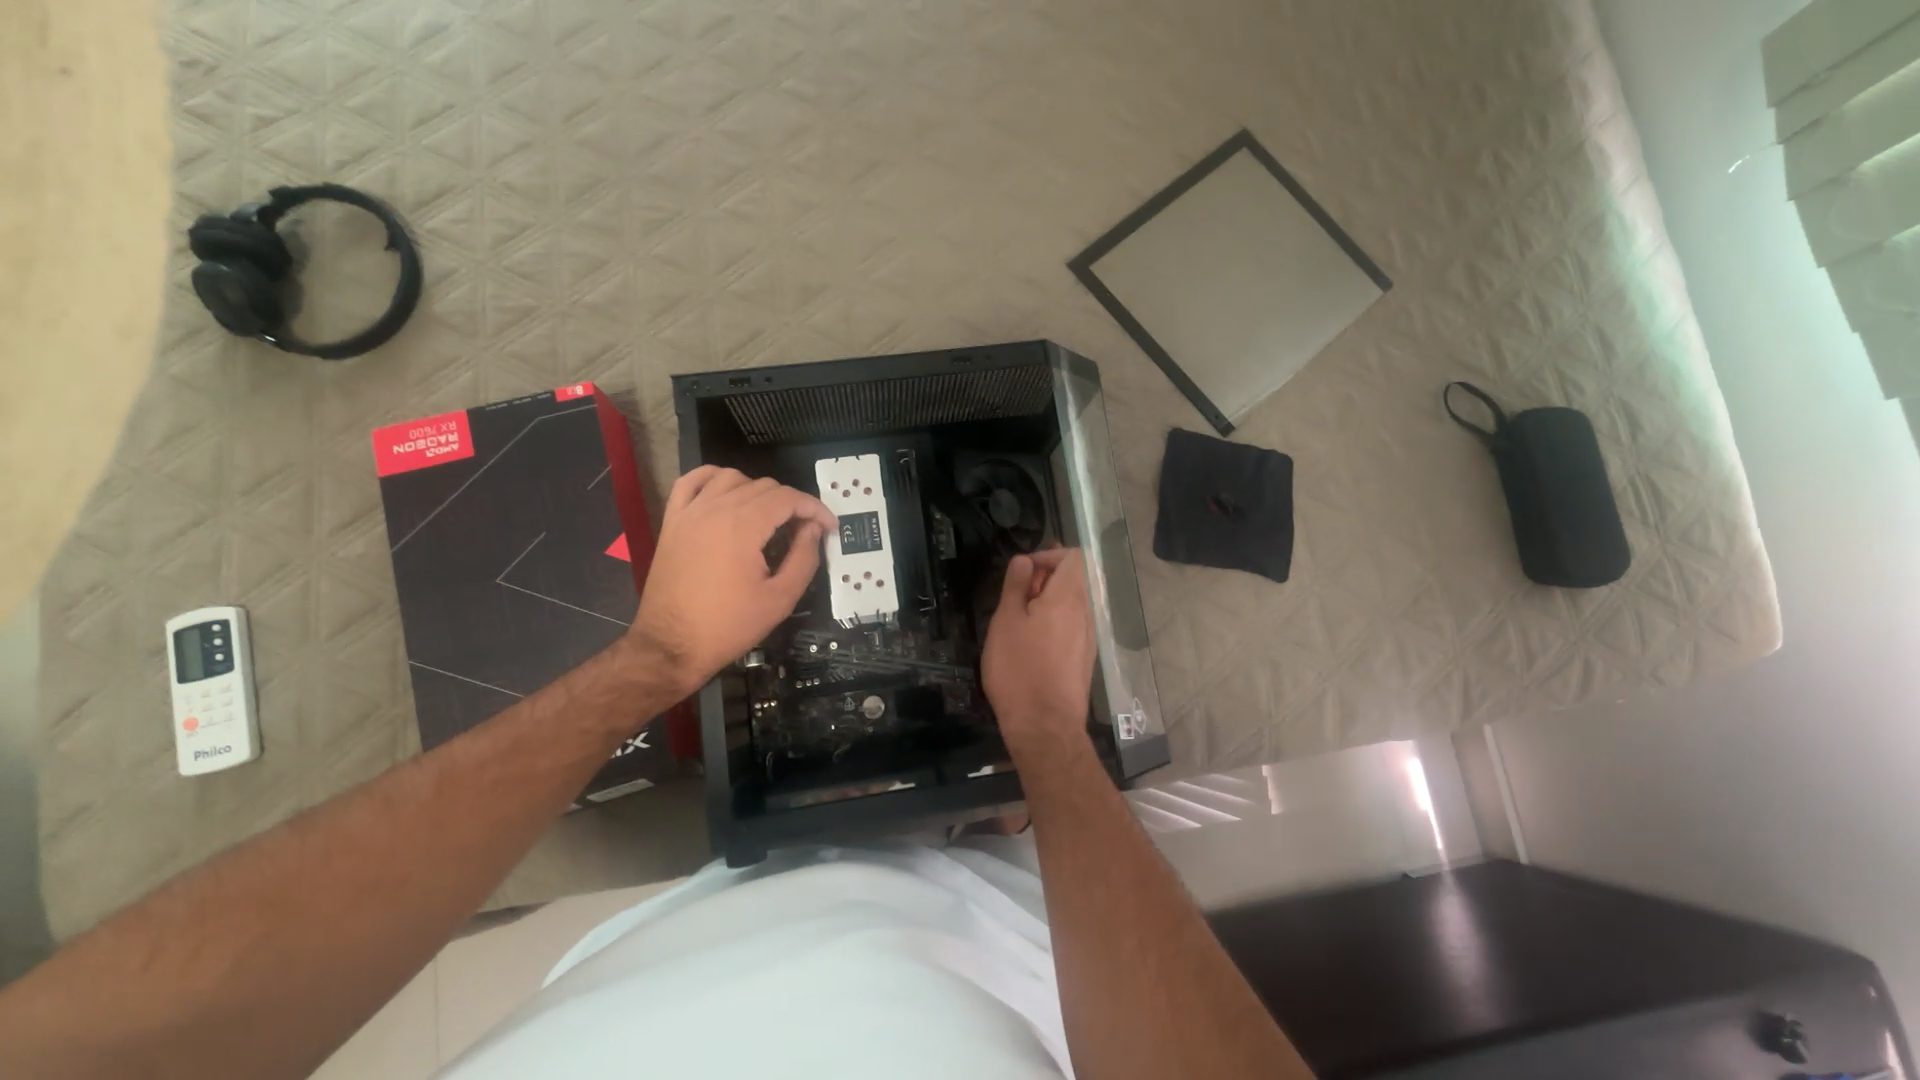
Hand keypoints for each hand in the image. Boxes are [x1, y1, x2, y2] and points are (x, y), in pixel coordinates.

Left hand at [625, 466, 835, 698]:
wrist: (671, 646)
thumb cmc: (728, 626)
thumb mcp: (780, 599)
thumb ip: (804, 558)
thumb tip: (814, 530)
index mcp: (743, 526)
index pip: (788, 498)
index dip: (815, 508)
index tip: (829, 527)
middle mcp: (715, 508)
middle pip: (763, 486)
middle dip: (791, 503)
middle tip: (805, 531)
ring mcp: (690, 512)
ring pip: (731, 478)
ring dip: (757, 490)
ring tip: (769, 517)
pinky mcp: (672, 521)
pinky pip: (692, 482)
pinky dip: (713, 479)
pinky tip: (727, 493)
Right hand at [981, 548, 1095, 760]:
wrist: (1044, 726)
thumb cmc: (1018, 669)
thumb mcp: (1006, 621)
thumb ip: (1016, 586)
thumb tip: (1025, 560)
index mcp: (1068, 598)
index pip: (1071, 557)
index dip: (1046, 555)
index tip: (1021, 574)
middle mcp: (1085, 614)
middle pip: (1073, 580)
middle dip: (1044, 581)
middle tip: (1014, 601)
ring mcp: (1088, 639)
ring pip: (1071, 606)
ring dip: (1047, 605)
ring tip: (1019, 626)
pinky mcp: (1084, 660)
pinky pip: (1072, 628)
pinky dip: (1053, 626)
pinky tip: (1032, 648)